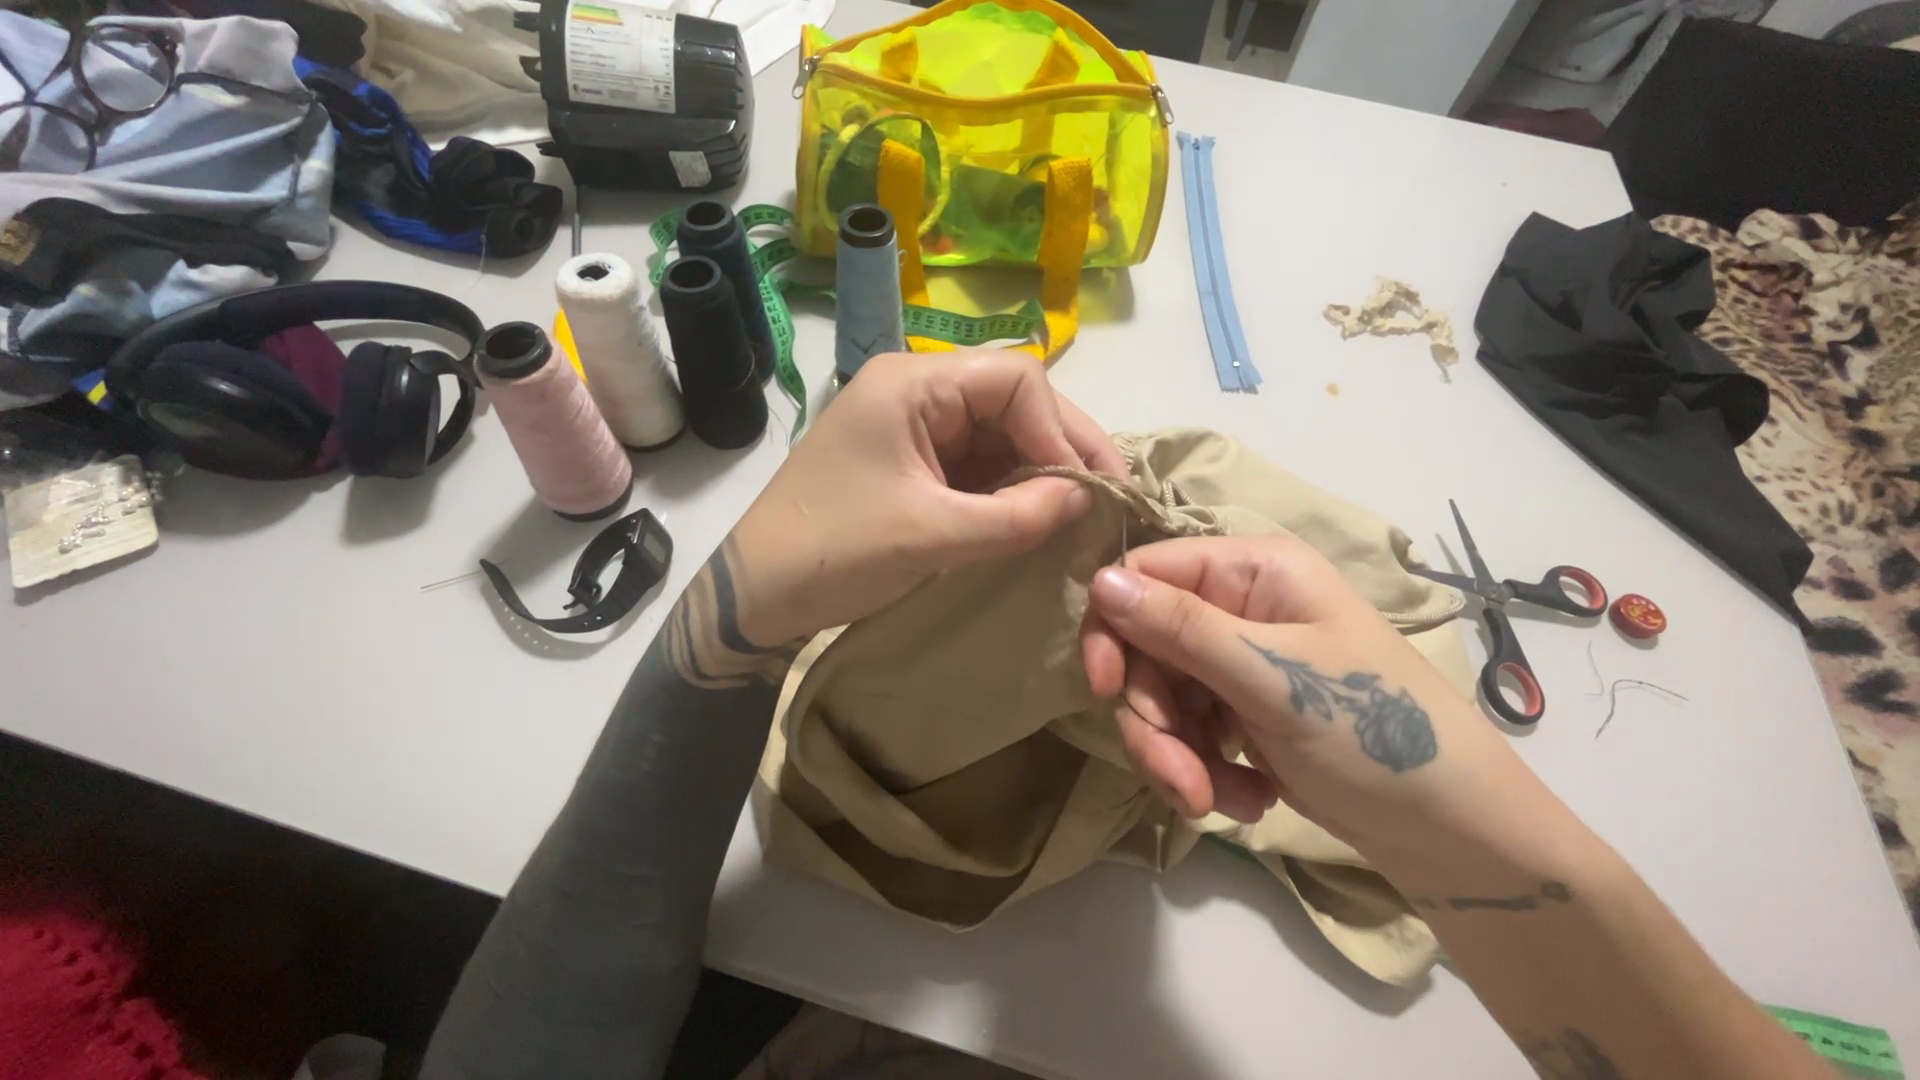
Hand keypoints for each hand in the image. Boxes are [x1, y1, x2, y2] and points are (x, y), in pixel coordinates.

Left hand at [727, 350, 1123, 647]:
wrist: (754, 594)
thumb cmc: (833, 553)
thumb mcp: (930, 536)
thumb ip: (1015, 516)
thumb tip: (1085, 498)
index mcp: (912, 384)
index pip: (1014, 379)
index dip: (1061, 429)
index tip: (1087, 488)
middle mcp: (917, 392)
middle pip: (1012, 401)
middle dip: (1061, 446)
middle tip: (1110, 495)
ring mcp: (915, 428)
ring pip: (999, 434)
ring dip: (1041, 470)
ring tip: (1083, 512)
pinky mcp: (913, 464)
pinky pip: (977, 465)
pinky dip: (1011, 489)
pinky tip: (1040, 516)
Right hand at [1081, 533, 1540, 864]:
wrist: (1450, 831)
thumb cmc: (1378, 733)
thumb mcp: (1275, 679)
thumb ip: (1183, 628)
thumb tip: (1099, 580)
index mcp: (1253, 572)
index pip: (1145, 574)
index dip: (1114, 627)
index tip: (1104, 689)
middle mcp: (1238, 606)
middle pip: (1144, 648)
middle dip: (1155, 719)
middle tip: (1181, 776)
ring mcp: (1236, 662)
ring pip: (1158, 698)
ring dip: (1176, 755)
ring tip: (1216, 800)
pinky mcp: (1236, 712)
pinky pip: (1184, 732)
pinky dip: (1200, 770)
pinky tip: (1244, 799)